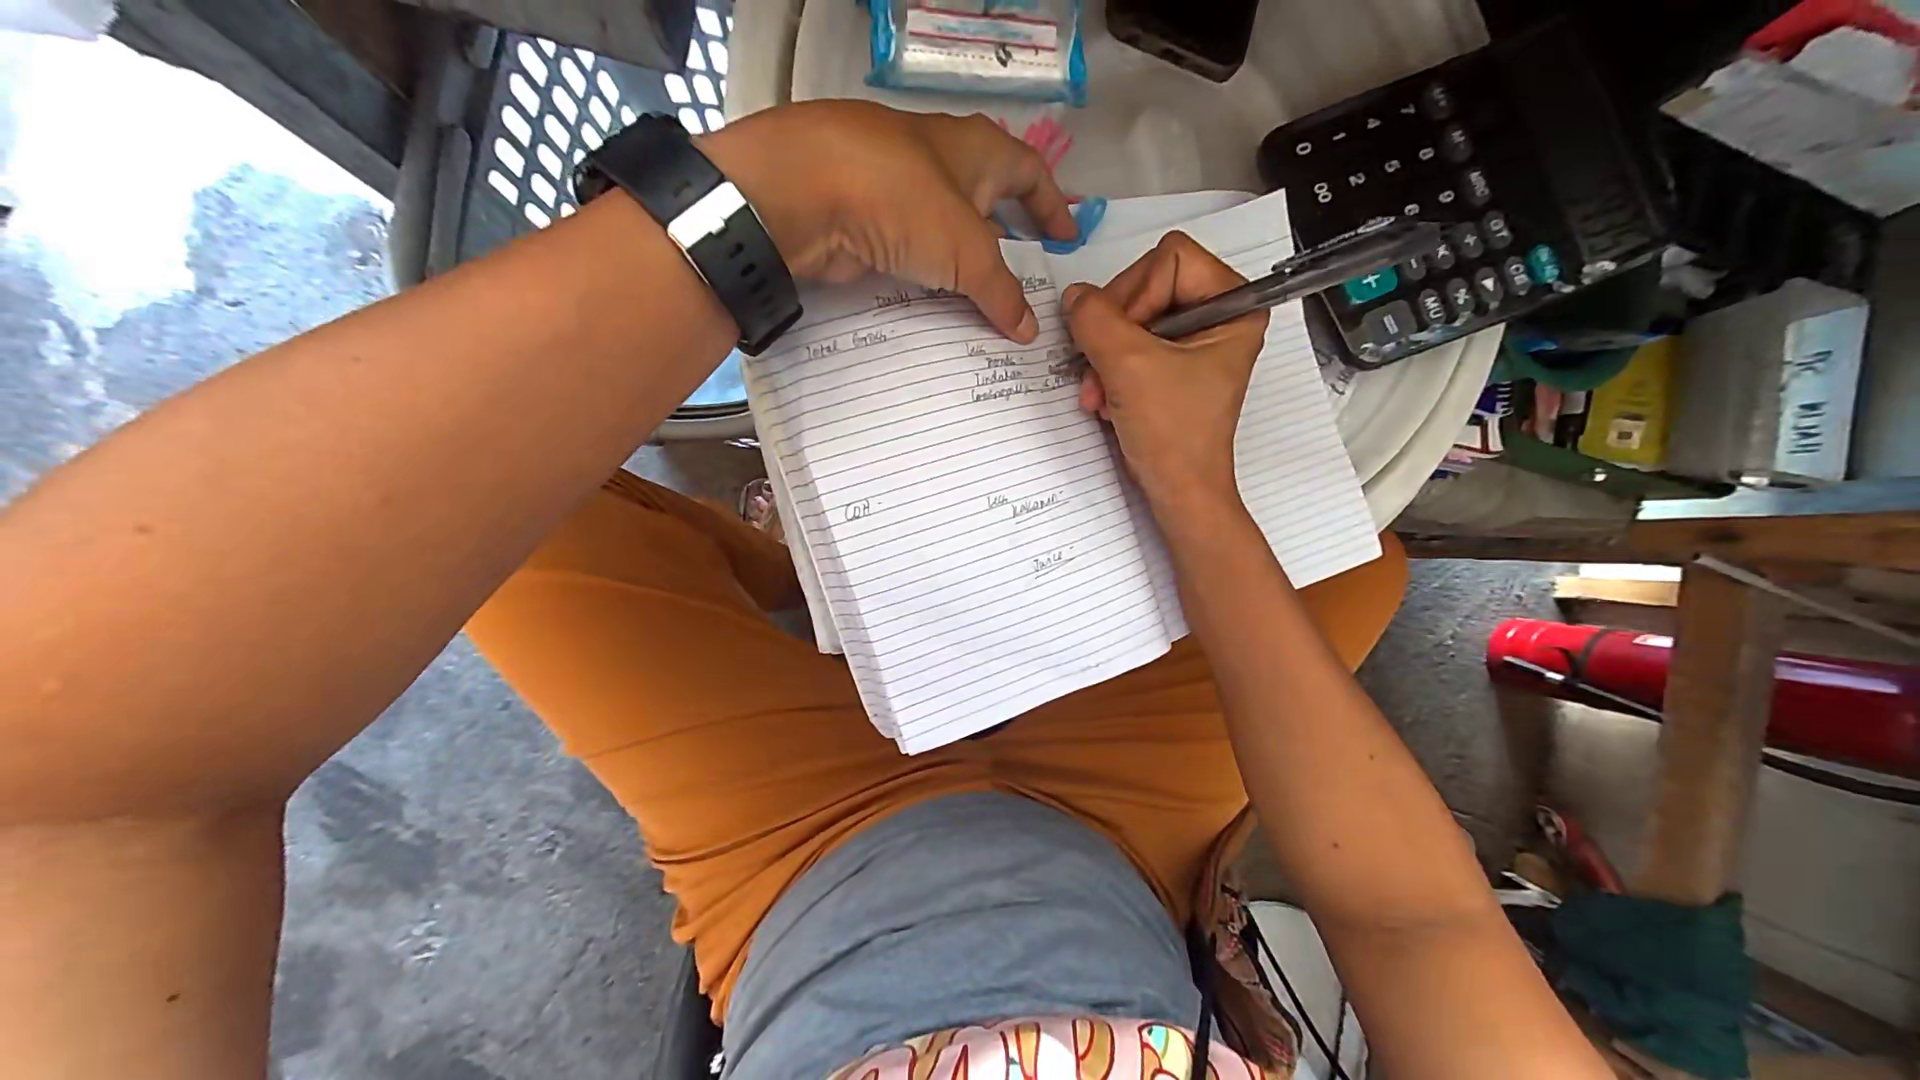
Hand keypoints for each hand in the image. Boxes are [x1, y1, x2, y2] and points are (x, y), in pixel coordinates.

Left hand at [697, 101, 1077, 341]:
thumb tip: (1028, 330)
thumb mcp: (968, 251)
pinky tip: (939, 314)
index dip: (1051, 205)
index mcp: (976, 150)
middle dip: (1007, 248)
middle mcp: (940, 165)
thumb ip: (1002, 292)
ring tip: (987, 315)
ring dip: (965, 274)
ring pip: (944, 239)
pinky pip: (911, 259)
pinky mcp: (866, 224)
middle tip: (1026, 293)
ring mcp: (898, 194)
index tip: (1066, 241)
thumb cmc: (906, 201)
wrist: (806, 195)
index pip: (1029, 172)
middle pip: (986, 208)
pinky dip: (928, 284)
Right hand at [1064, 232, 1266, 514]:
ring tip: (1101, 392)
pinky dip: (1109, 369)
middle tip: (1102, 370)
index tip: (1125, 341)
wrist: (1177, 490)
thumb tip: (1075, 296)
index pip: (1169, 258)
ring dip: (1105, 356)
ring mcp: (1191, 339)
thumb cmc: (1174, 436)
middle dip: (1114, 332)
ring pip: (1130, 316)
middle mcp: (1217, 315)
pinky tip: (1107, 397)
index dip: (1134, 293)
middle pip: (1146, 284)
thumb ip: (1096, 319)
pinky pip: (1128, 342)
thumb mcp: (1129, 366)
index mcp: (1234, 304)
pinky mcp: (1170, 362)